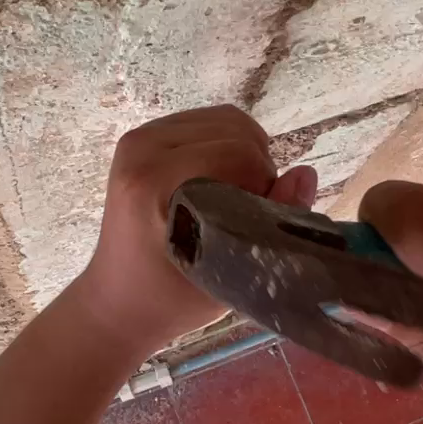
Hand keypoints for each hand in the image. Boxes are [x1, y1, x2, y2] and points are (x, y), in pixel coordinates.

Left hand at [71, 106, 316, 354]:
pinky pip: (207, 123)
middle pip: (233, 128)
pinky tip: (223, 184)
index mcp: (151, 178)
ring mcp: (140, 137)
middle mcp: (141, 146)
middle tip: (250, 211)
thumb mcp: (225, 275)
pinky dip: (228, 147)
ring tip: (237, 198)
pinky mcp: (145, 137)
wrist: (116, 303)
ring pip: (224, 120)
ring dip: (245, 155)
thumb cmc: (168, 300)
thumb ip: (269, 225)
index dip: (263, 183)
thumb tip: (306, 173)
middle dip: (257, 167)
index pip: (236, 151)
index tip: (256, 221)